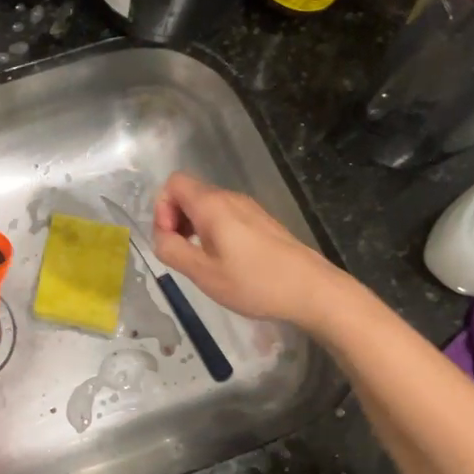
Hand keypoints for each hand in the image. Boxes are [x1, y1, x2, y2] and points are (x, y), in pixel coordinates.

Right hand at [152, 172, 354, 331]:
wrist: (313, 290)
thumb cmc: (254, 282)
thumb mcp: (203, 273)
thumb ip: (172, 250)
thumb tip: (161, 237)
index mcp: (212, 205)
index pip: (173, 184)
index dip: (162, 209)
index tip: (171, 240)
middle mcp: (229, 198)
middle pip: (189, 193)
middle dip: (175, 220)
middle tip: (184, 254)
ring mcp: (248, 208)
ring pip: (207, 206)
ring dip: (194, 228)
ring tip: (203, 261)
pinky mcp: (261, 221)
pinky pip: (225, 216)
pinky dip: (213, 232)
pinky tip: (226, 262)